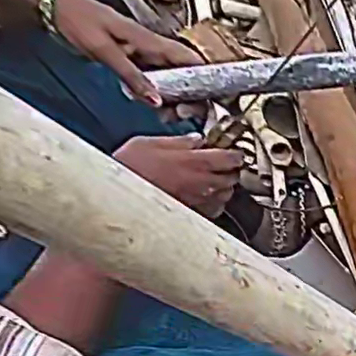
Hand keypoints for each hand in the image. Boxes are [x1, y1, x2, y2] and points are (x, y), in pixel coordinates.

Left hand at [53, 0, 203, 105]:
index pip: (192, 60)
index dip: (209, 80)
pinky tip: (154, 108)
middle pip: (188, 77)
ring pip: (175, 83)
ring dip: (176, 102)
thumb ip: (133, 77)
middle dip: (192, 99)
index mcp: (151, 42)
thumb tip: (158, 101)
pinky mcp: (137, 64)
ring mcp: (146, 58)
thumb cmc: (77, 19)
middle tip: (181, 115)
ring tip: (167, 116)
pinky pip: (158, 85)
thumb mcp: (104, 51)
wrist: (54, 6)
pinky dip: (160, 99)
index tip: (211, 102)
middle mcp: (153, 50)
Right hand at [113, 135, 243, 216]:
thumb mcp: (153, 143)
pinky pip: (215, 209)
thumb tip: (198, 139)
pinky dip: (215, 202)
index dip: (236, 154)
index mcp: (195, 162)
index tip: (235, 152)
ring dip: (224, 186)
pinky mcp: (195, 215)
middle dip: (231, 170)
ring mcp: (201, 202)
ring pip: (227, 195)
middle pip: (232, 178)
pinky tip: (204, 195)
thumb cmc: (131, 166)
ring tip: (212, 179)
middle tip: (223, 164)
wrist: (120, 195)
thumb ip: (181, 141)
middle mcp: (203, 184)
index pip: (229, 158)